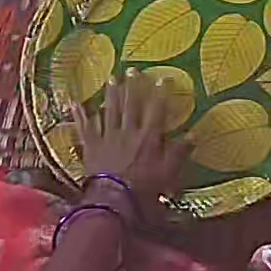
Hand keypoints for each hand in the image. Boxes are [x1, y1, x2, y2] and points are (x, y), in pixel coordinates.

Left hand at [76, 70, 188, 199]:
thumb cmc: (143, 190)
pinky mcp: (91, 146)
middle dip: (133, 86)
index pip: (157, 109)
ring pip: (110, 110)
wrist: (112, 202)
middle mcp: (128, 131)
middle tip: (132, 69)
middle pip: (131, 104)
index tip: (163, 77)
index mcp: (148, 136)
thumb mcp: (168, 173)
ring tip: (112, 78)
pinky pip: (85, 127)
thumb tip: (194, 134)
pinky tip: (75, 103)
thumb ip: (179, 152)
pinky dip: (80, 115)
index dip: (161, 93)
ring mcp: (108, 136)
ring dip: (111, 93)